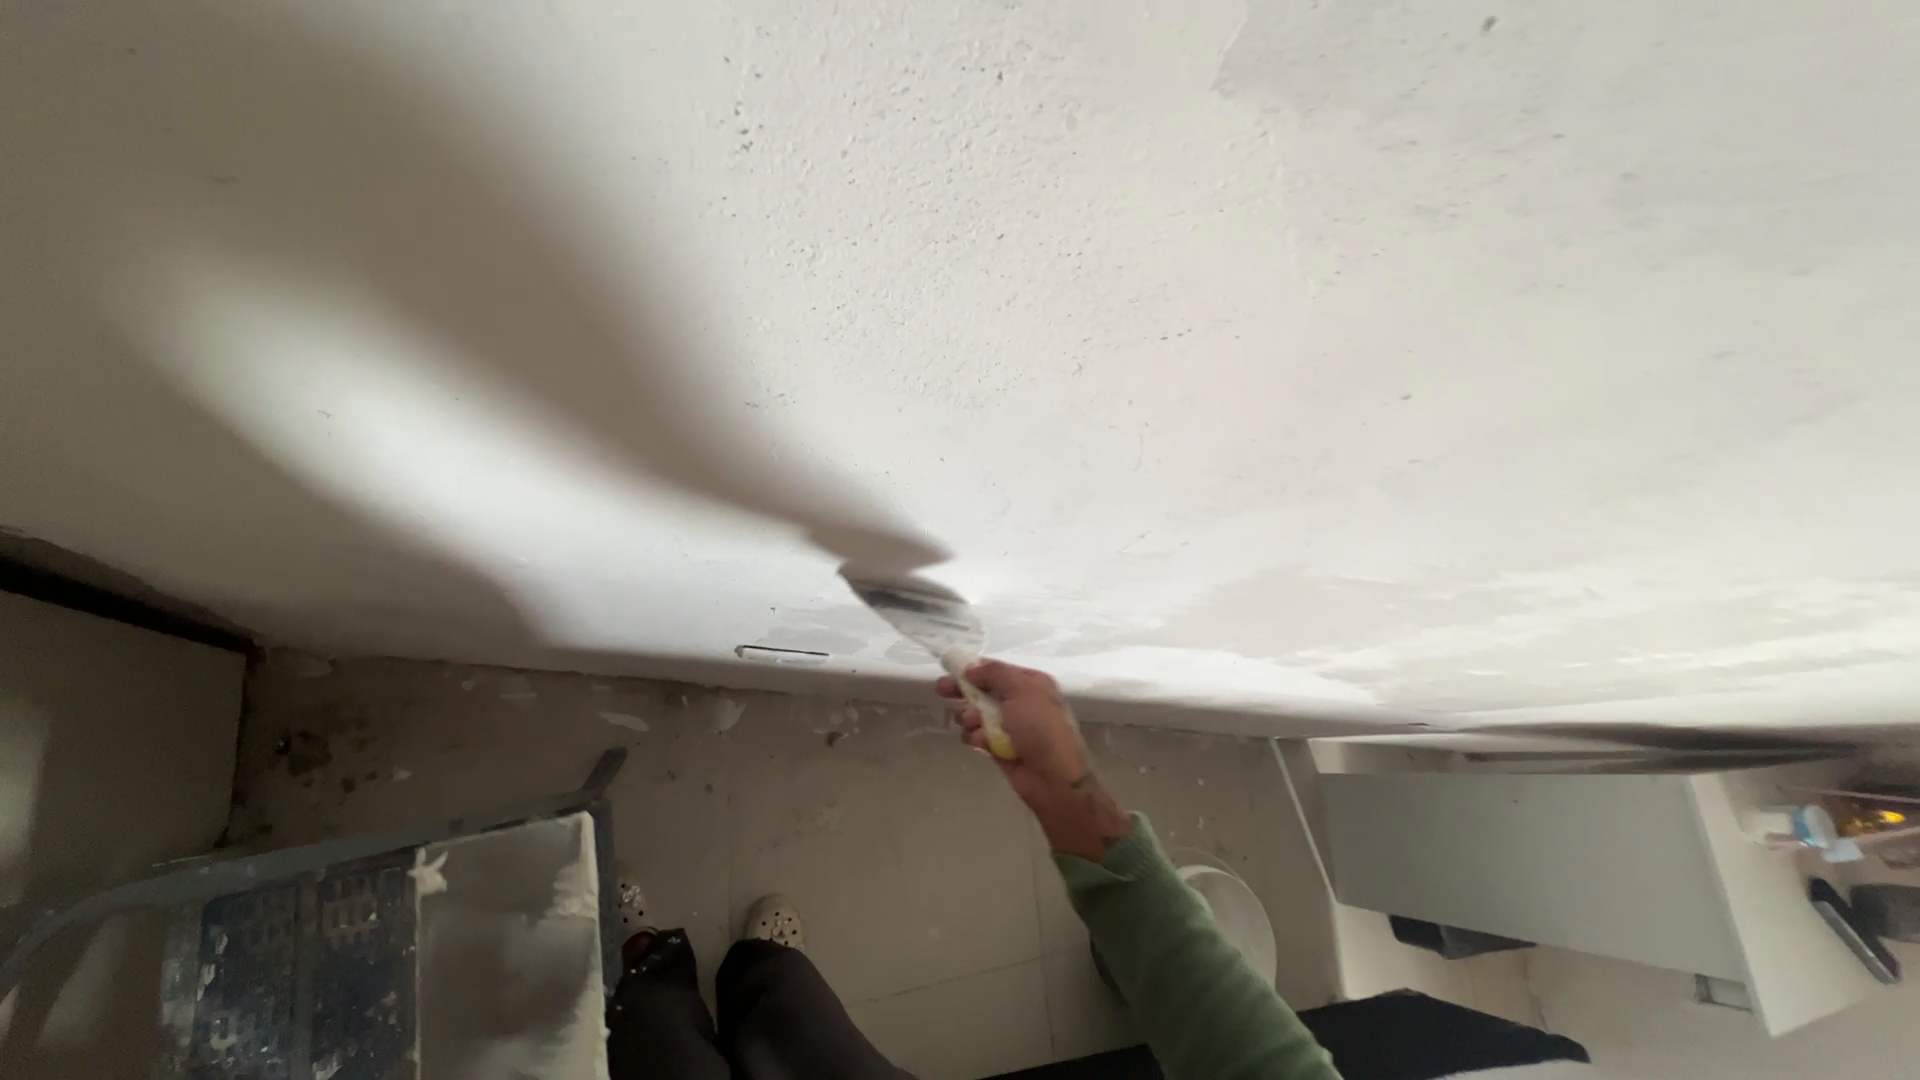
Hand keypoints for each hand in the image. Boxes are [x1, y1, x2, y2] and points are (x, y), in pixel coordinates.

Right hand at [936, 659, 1131, 858]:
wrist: (1054, 778)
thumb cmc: (1041, 728)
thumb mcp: (1021, 690)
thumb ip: (995, 674)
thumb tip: (972, 667)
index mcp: (1031, 684)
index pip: (997, 670)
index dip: (973, 668)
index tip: (949, 667)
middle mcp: (1021, 702)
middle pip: (984, 691)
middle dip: (964, 691)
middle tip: (942, 690)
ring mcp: (1010, 726)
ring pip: (978, 714)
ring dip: (970, 716)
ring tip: (972, 723)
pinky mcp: (1000, 747)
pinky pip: (979, 736)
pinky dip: (975, 736)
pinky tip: (979, 742)